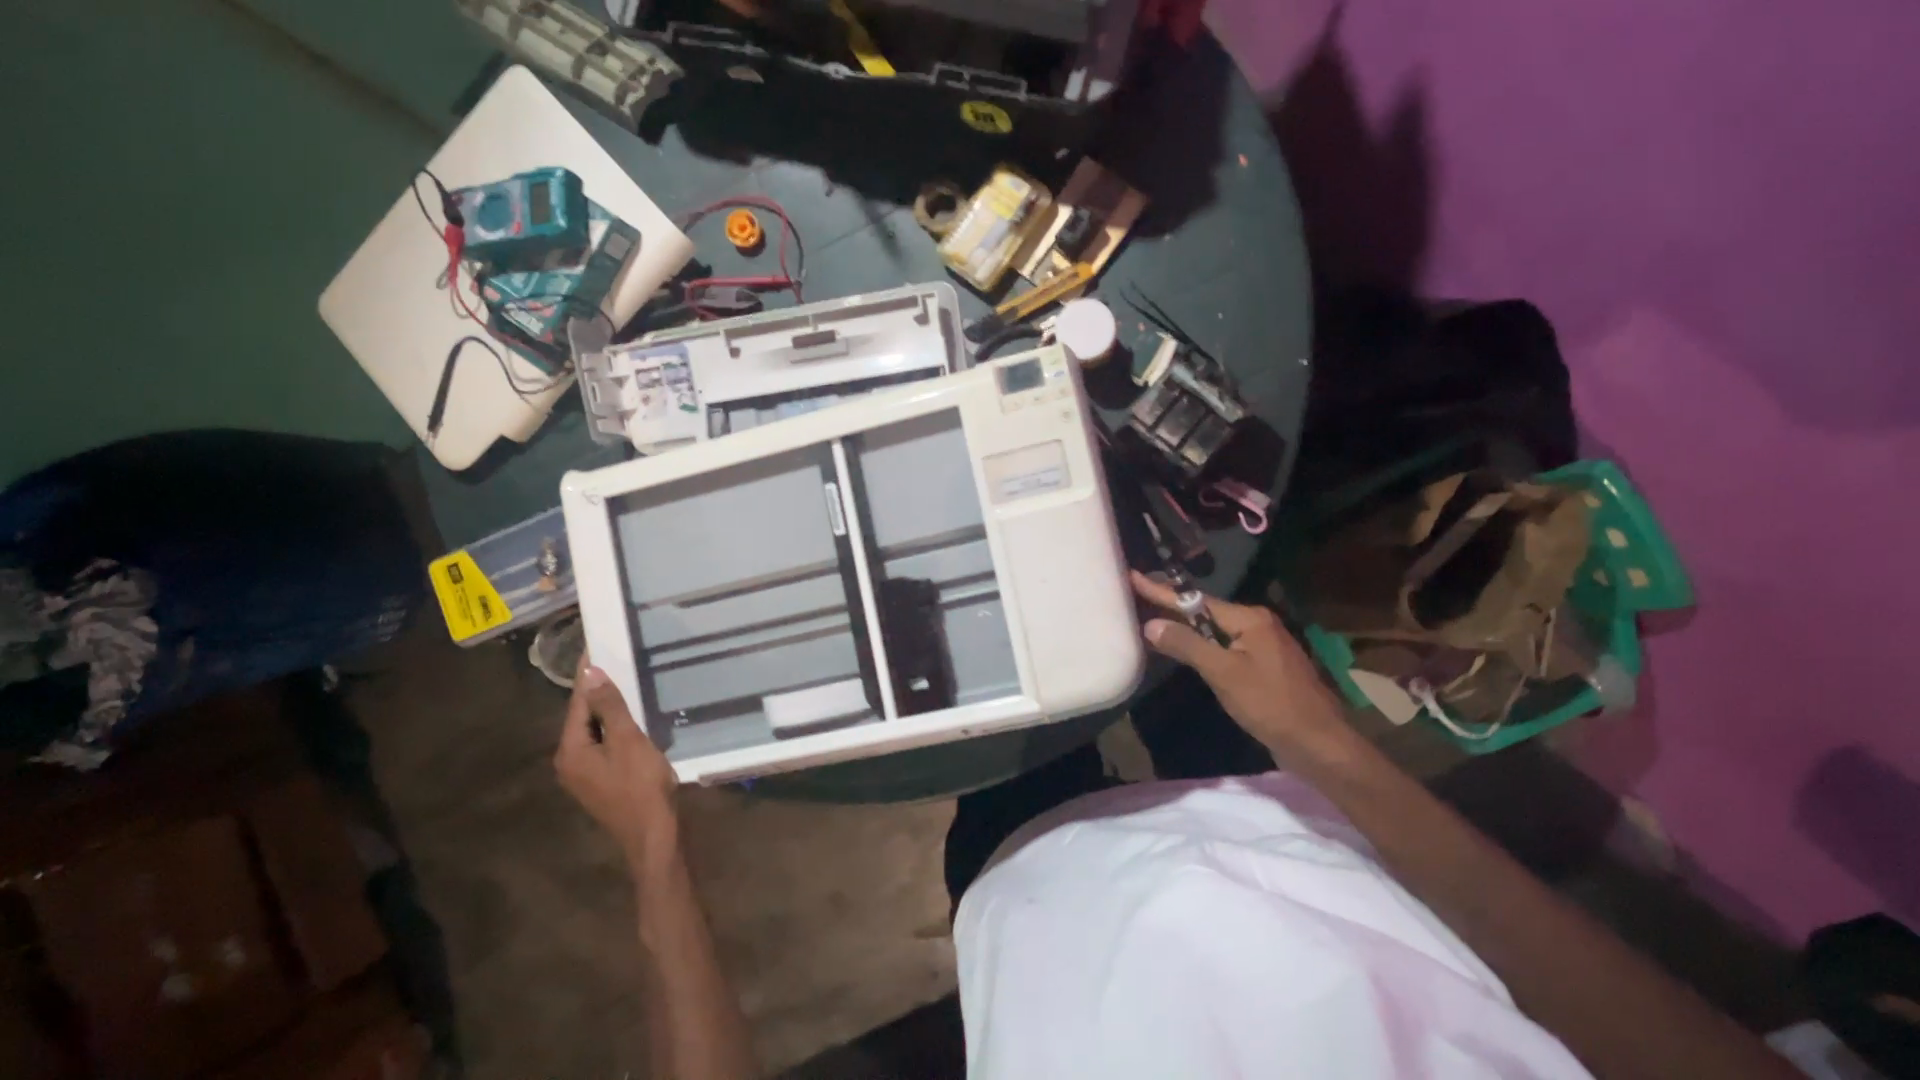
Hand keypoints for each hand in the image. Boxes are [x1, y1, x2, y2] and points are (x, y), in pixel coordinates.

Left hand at [554, 663, 680, 867]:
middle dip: (600, 692)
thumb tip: (591, 673)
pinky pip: (605, 747)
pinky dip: (616, 731)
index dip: (590, 676)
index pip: (578, 703)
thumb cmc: (640, 786)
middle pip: (584, 718)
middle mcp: (569, 762)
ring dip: (611, 712)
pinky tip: (635, 721)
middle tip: (619, 662)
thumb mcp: (628, 740)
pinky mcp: (601, 783)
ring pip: (595, 733)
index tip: (597, 648)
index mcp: (571, 750)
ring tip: (630, 685)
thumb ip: (610, 707)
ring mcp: (584, 776)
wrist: (653, 835)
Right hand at [1129, 571, 1349, 763]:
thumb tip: (1151, 624)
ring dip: (1187, 631)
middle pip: (1206, 613)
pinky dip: (1203, 649)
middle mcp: (1258, 625)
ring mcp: (1264, 647)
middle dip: (1173, 608)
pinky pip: (1226, 649)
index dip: (1162, 591)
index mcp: (1250, 619)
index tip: (1133, 575)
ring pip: (1216, 632)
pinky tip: (1186, 653)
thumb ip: (1187, 645)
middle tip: (1138, 598)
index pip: (1196, 601)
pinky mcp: (1265, 668)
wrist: (1317, 742)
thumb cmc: (1270, 704)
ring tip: (1154, 623)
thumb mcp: (1223, 673)